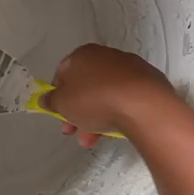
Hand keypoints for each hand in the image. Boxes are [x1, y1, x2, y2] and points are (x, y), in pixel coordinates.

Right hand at [38, 44, 178, 147]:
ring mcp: (128, 67)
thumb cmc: (94, 100)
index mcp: (81, 55)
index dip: (58, 96)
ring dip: (96, 117)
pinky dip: (117, 111)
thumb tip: (46, 98)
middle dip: (78, 112)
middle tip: (75, 131)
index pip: (62, 74)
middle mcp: (104, 55)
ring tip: (94, 139)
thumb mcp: (62, 104)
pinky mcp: (147, 80)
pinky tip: (116, 128)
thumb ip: (51, 101)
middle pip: (85, 86)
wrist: (142, 105)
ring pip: (104, 94)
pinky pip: (124, 97)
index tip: (59, 114)